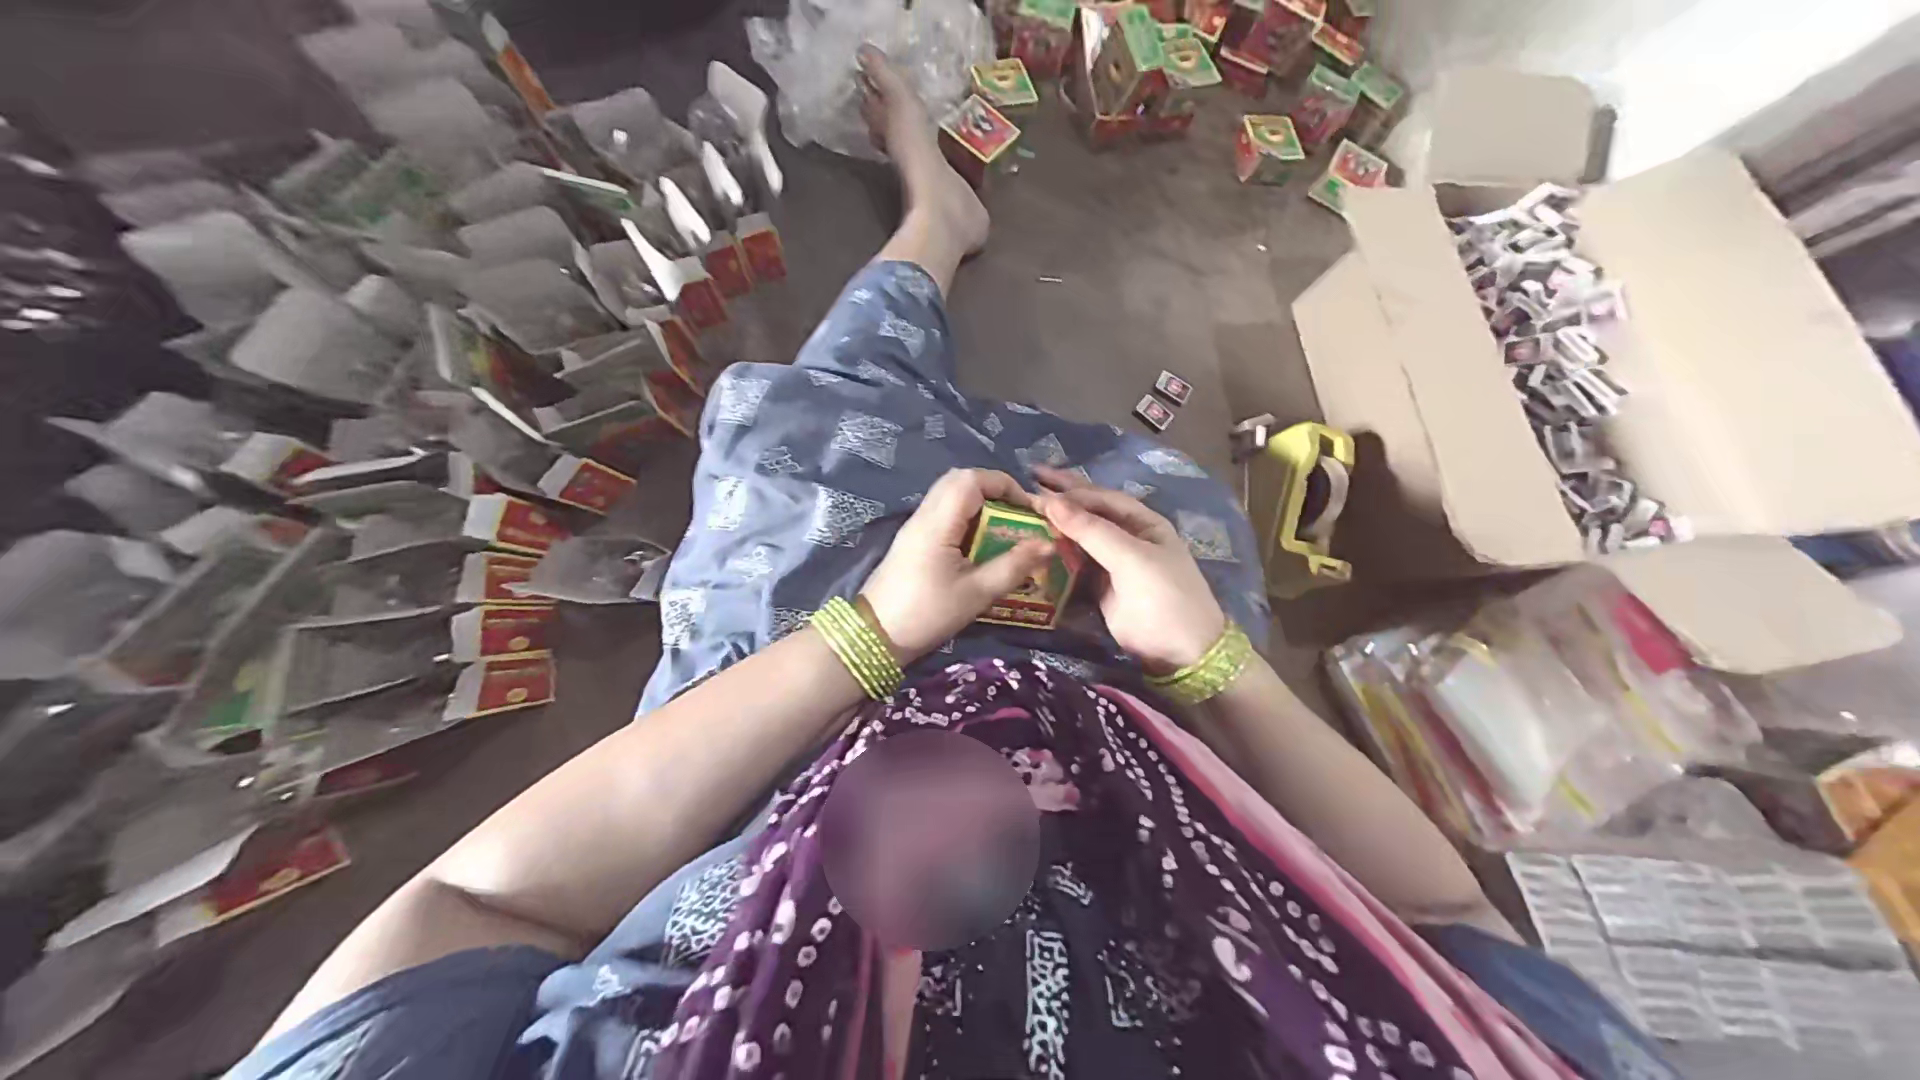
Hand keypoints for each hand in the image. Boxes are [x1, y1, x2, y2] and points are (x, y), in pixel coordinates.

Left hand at [860, 469, 1055, 661]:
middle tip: (1018, 515)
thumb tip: (1049, 544)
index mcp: (938, 522)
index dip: (1004, 485)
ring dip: (980, 503)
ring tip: (1003, 528)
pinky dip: (966, 517)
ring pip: (949, 495)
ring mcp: (915, 526)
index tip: (1028, 508)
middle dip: (994, 490)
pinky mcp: (913, 540)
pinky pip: (943, 513)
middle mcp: (924, 515)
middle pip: (959, 481)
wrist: (876, 636)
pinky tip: (980, 544)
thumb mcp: (977, 593)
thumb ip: (1014, 565)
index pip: (971, 479)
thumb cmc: (928, 614)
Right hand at [1030, 466, 1225, 673]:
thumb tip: (1051, 502)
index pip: (1101, 498)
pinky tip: (1037, 546)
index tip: (1036, 487)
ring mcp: (1114, 562)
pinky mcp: (1101, 586)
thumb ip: (1092, 531)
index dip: (1070, 492)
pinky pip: (1076, 562)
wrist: (1181, 654)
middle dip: (1061, 499)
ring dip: (1056, 526)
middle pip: (1090, 512)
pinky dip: (1058, 554)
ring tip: (1024, 513)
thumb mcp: (1131, 559)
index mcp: (1143, 522)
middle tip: (1026, 485)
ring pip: (1080, 537)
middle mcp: (1128, 536)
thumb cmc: (1164, 598)